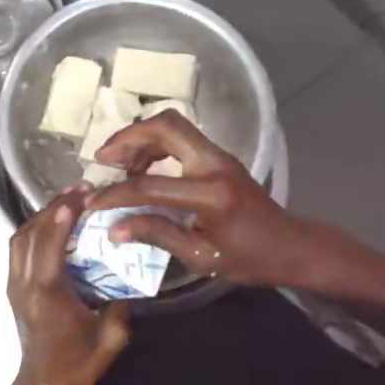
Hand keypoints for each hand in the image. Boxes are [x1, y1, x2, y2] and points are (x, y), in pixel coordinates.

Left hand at [8, 188, 131, 384]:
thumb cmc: (78, 363)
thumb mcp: (111, 336)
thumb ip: (121, 304)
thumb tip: (129, 275)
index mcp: (46, 292)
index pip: (49, 243)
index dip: (63, 215)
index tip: (81, 195)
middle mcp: (24, 282)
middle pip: (32, 232)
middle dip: (54, 207)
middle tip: (79, 190)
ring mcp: (14, 284)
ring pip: (20, 237)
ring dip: (41, 215)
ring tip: (66, 201)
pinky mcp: (13, 287)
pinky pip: (17, 247)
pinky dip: (33, 229)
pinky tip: (52, 223)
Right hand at [85, 111, 315, 287]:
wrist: (293, 246)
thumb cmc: (251, 259)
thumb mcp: (202, 258)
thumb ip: (157, 235)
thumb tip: (114, 229)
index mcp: (211, 194)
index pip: (151, 185)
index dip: (116, 194)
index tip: (92, 203)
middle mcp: (214, 163)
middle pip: (165, 126)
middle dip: (127, 137)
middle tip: (103, 158)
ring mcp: (218, 155)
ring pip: (172, 125)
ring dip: (140, 137)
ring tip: (117, 164)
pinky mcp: (218, 156)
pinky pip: (180, 137)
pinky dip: (155, 144)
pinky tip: (141, 168)